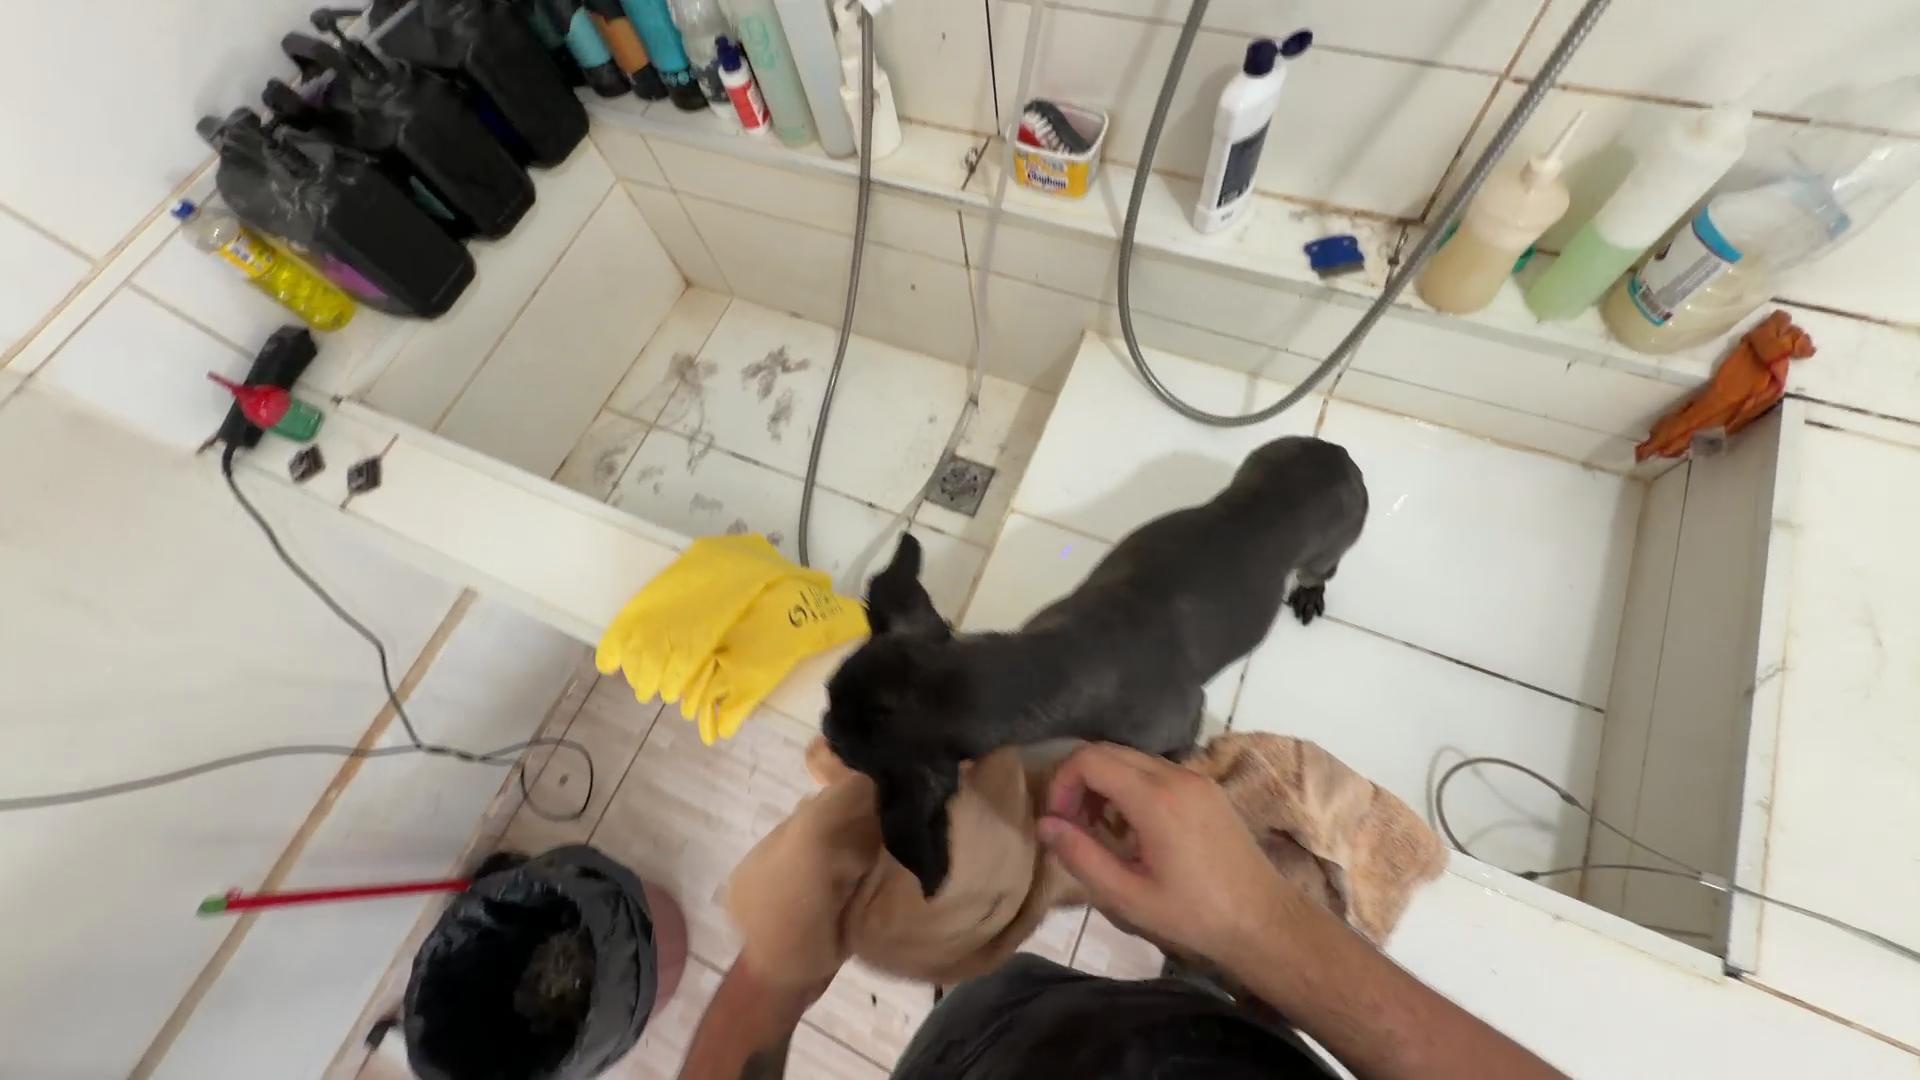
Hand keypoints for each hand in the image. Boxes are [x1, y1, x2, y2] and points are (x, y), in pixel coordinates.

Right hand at [1037, 742, 1298, 965]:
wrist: (1266, 922)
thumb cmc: (1194, 915)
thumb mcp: (1128, 897)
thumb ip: (1081, 856)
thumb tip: (1045, 824)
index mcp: (1154, 799)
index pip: (1089, 759)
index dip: (1062, 783)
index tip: (1059, 821)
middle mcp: (1174, 774)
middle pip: (1107, 751)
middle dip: (1079, 780)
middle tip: (1072, 824)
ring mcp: (1194, 777)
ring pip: (1130, 757)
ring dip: (1104, 782)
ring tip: (1099, 829)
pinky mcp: (1206, 787)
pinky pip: (1154, 769)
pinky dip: (1130, 785)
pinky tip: (1133, 827)